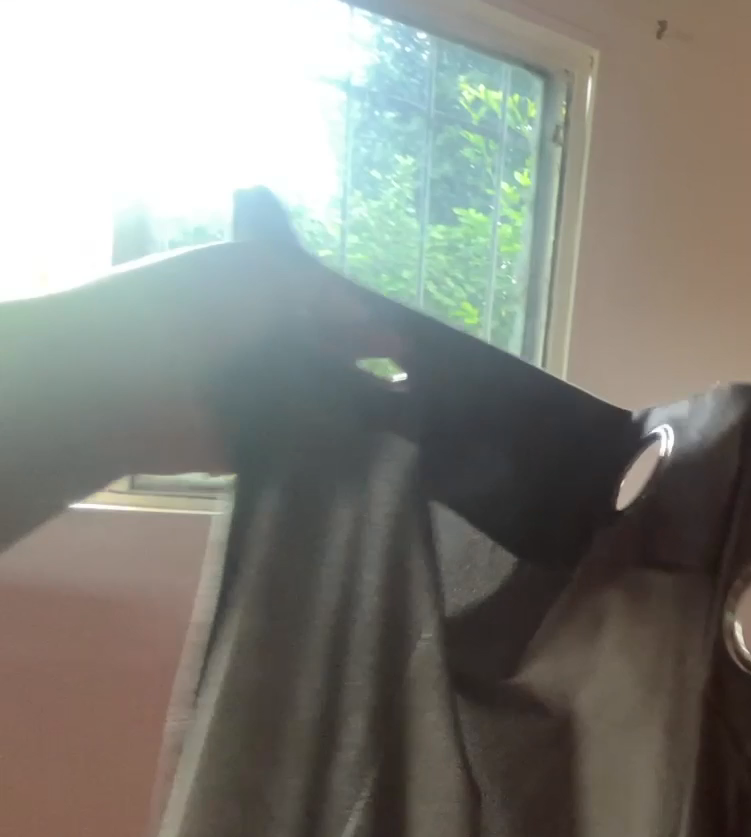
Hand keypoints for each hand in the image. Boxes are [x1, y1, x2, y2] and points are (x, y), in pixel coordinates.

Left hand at [42, 240, 399, 474]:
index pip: (330, 314)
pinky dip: (349, 442)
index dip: (372, 326)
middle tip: (428, 384)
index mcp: (259, 306)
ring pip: (335, 401)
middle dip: (381, 367)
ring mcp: (265, 399)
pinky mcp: (265, 443)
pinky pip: (319, 442)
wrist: (114, 385)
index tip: (412, 346)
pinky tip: (390, 445)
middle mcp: (264, 349)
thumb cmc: (184, 313)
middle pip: (340, 358)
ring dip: (372, 406)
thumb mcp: (255, 269)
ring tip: (421, 419)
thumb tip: (366, 316)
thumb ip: (317, 285)